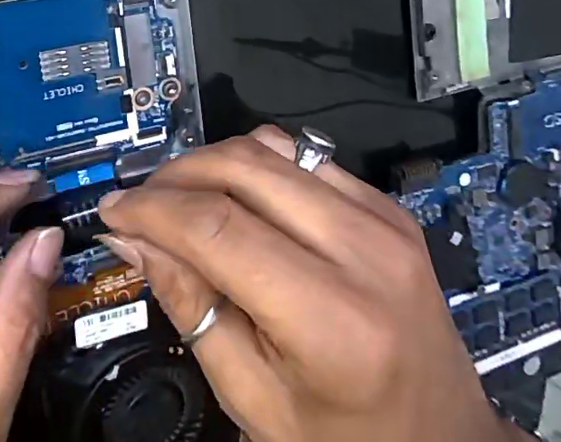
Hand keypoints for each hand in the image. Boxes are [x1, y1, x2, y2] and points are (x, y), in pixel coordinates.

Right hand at [94, 126, 515, 441]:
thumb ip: (194, 311)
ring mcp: (382, 217)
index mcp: (331, 318)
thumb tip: (140, 240)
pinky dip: (258, 164)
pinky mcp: (386, 204)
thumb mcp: (256, 402)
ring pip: (274, 148)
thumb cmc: (346, 440)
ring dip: (214, 160)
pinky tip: (236, 194)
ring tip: (180, 195)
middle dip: (178, 174)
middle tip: (141, 201)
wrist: (444, 438)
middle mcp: (364, 249)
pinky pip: (305, 156)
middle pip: (245, 168)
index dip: (155, 210)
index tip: (115, 211)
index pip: (220, 229)